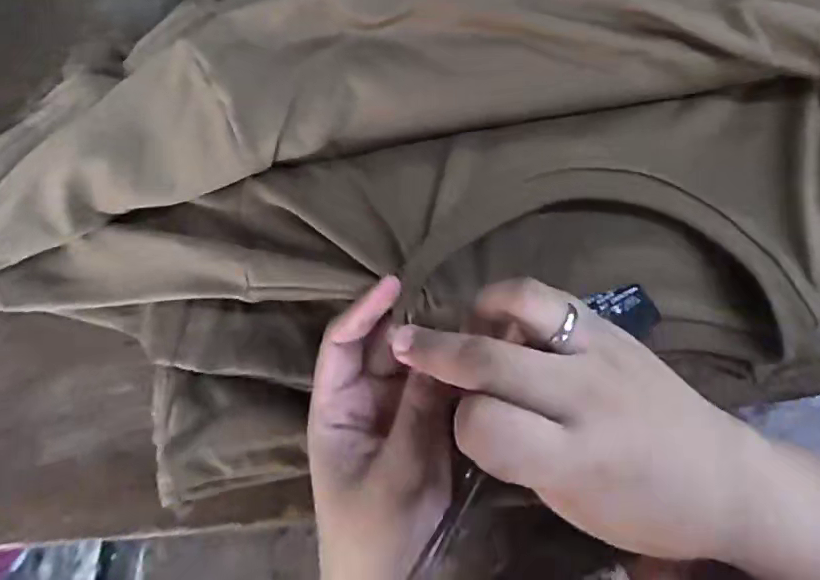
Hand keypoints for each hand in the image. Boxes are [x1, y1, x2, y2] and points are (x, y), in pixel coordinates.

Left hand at [309, 276, 455, 579]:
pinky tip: (482, 351)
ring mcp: (398, 409)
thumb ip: (415, 414)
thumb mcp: (393, 476)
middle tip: (454, 302)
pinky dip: (457, 368)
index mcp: (336, 408)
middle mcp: (365, 399)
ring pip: (417, 363)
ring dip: (440, 343)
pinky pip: (439, 385)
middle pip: (386, 346)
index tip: (394, 283)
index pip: (340, 345)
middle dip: (415, 322)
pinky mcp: (427, 422)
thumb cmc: (373, 536)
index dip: (363, 311)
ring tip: (474, 319)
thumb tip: (436, 351)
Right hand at [388, 278, 765, 563]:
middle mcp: (587, 391)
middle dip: (436, 349)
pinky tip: (511, 320)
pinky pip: (552, 297)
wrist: (721, 472)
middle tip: (402, 342)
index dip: (459, 424)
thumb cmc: (645, 507)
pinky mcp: (613, 323)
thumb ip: (519, 455)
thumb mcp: (574, 503)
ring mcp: (601, 346)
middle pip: (491, 357)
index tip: (454, 422)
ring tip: (468, 324)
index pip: (487, 426)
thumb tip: (469, 408)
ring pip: (520, 301)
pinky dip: (519, 303)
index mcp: (578, 456)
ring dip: (480, 310)